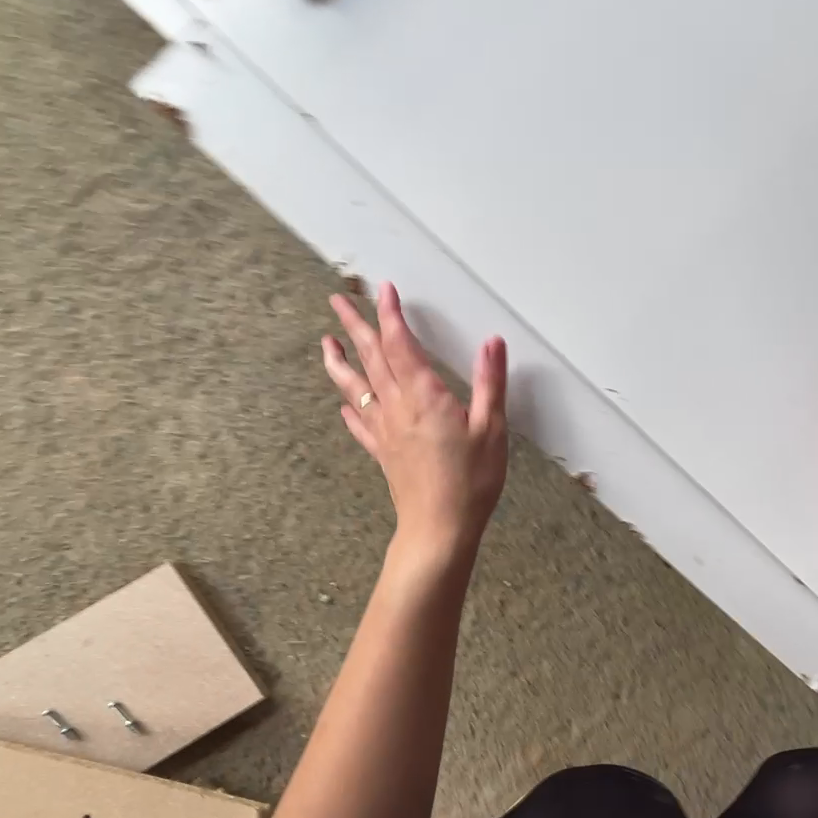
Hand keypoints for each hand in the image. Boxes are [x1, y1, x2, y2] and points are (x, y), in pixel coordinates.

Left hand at [322, 281, 508, 556]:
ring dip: (339, 361)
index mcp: (425, 397)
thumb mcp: (491, 428)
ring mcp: (386, 431)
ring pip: (356, 387)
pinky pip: (360, 424)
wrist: (439, 527)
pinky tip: (344, 406)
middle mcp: (398, 408)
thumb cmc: (470, 481)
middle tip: (339, 300)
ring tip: (325, 342)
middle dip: (355, 326)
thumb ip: (490, 383)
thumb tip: (492, 344)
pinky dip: (350, 409)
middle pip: (372, 358)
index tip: (383, 290)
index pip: (402, 345)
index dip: (391, 315)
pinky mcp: (384, 454)